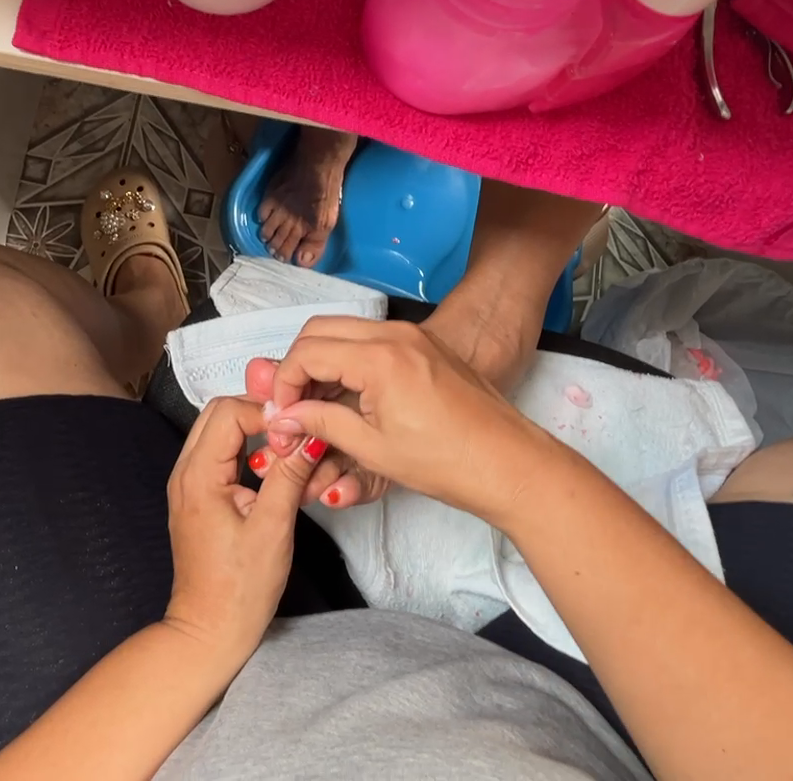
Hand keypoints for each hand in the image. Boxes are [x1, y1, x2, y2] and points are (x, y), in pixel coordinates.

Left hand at [164, 396, 321, 657]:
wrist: (209, 631)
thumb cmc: (241, 588)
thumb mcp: (273, 527)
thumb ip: (290, 474)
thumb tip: (310, 435)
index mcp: (199, 476)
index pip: (230, 412)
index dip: (267, 412)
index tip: (298, 427)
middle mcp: (184, 472)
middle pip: (217, 412)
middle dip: (257, 411)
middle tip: (293, 428)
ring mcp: (186, 483)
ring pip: (215, 429)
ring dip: (250, 426)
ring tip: (286, 442)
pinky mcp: (195, 495)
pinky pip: (215, 451)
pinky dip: (242, 444)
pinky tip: (269, 461)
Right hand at [263, 317, 558, 524]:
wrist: (510, 463)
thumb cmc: (448, 461)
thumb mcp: (373, 448)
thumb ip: (320, 424)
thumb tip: (283, 417)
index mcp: (379, 357)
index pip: (306, 353)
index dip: (284, 384)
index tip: (282, 414)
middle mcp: (393, 333)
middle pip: (318, 330)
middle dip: (297, 366)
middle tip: (293, 406)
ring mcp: (411, 335)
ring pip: (344, 331)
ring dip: (322, 362)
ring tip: (317, 406)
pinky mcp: (422, 345)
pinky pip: (369, 339)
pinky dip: (348, 360)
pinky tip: (348, 397)